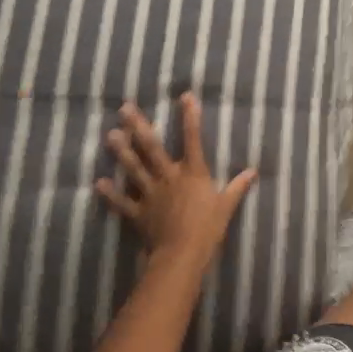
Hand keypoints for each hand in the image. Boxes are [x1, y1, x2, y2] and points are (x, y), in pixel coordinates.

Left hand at [95, 92, 257, 260]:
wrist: (182, 255)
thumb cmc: (208, 229)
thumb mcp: (227, 206)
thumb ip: (238, 187)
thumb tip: (253, 171)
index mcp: (193, 173)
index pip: (193, 139)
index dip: (190, 117)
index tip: (185, 96)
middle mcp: (169, 177)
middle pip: (152, 147)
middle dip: (138, 126)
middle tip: (125, 108)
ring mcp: (151, 194)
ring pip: (134, 168)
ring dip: (121, 151)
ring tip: (110, 134)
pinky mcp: (139, 213)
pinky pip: (122, 202)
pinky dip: (110, 194)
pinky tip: (99, 182)